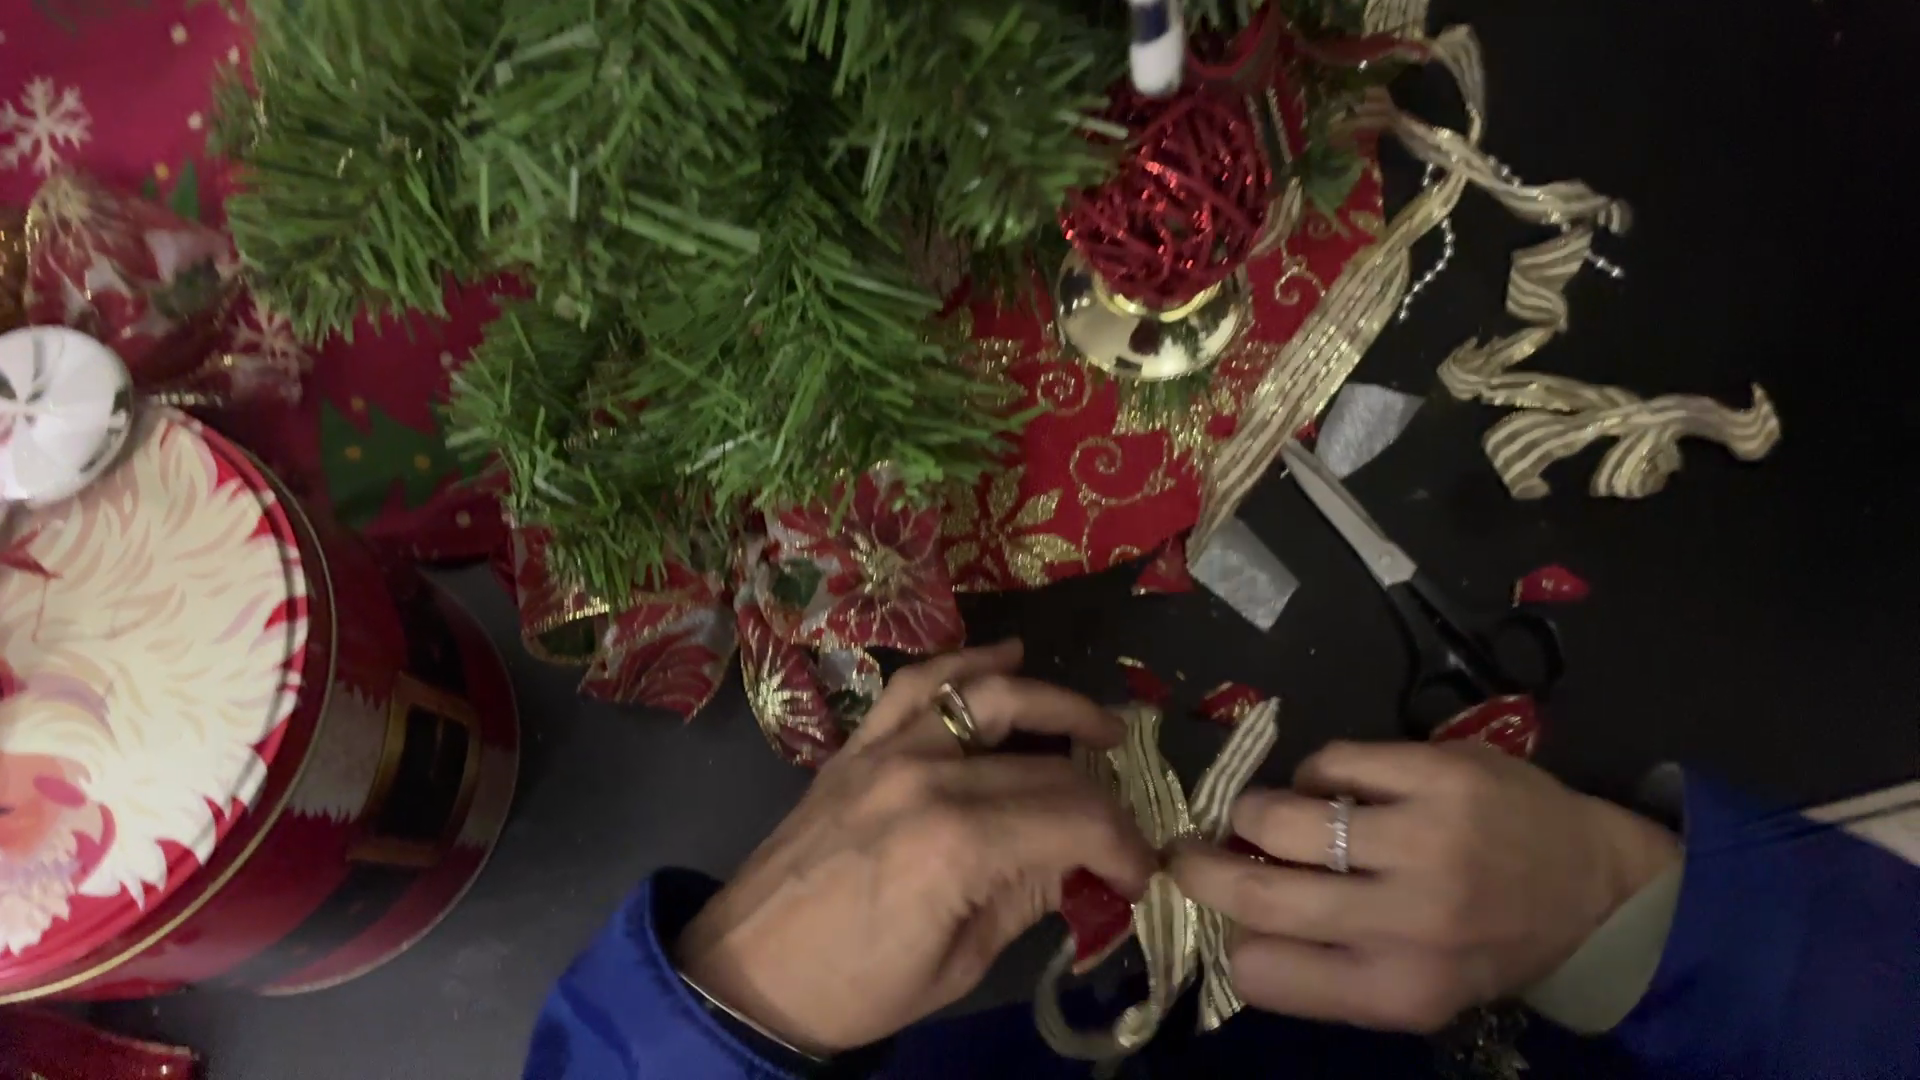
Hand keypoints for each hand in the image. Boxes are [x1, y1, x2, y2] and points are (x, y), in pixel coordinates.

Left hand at [674, 641, 1154, 1055]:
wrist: (748, 968)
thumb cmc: (855, 987)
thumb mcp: (959, 963)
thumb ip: (1028, 895)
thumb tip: (1085, 860)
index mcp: (956, 846)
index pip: (1072, 820)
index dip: (1122, 845)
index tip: (1139, 873)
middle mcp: (927, 777)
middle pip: (1043, 763)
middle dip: (1100, 794)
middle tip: (1122, 820)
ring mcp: (889, 749)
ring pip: (987, 696)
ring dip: (1051, 700)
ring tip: (1094, 723)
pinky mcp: (861, 742)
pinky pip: (918, 683)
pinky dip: (966, 662)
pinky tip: (1005, 657)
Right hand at [1170, 740, 1679, 1032]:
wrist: (1594, 889)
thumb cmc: (1481, 940)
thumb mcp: (1409, 983)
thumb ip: (1323, 966)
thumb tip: (1226, 923)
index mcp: (1395, 989)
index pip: (1260, 973)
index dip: (1225, 937)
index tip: (1217, 914)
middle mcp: (1407, 924)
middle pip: (1255, 890)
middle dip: (1199, 866)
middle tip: (1185, 850)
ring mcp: (1424, 844)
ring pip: (1278, 816)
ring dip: (1254, 811)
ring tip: (1267, 814)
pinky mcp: (1436, 776)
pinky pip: (1325, 764)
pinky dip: (1317, 775)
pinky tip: (1340, 788)